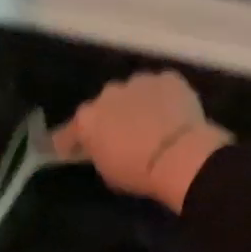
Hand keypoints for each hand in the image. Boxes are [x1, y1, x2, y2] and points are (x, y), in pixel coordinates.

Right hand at [53, 70, 233, 213]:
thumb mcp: (108, 173)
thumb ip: (99, 154)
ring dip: (138, 105)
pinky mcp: (168, 79)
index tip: (76, 150)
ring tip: (154, 125)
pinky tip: (175, 115)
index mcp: (87, 120)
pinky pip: (162, 88)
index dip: (73, 141)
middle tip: (125, 136)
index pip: (71, 131)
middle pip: (104, 105)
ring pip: (134, 92)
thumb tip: (103, 148)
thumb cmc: (138, 173)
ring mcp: (138, 82)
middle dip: (111, 117)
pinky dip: (165, 99)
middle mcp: (107, 94)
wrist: (179, 157)